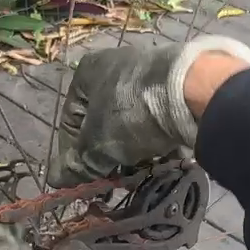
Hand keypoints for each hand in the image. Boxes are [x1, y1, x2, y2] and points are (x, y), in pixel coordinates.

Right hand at [48, 36, 249, 186]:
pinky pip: (158, 121)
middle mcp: (116, 68)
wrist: (192, 90)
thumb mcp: (96, 144)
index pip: (70, 119)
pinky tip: (162, 162)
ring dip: (132, 153)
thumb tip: (57, 181)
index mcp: (88, 72)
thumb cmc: (131, 112)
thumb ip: (76, 164)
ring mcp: (148, 76)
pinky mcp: (176, 87)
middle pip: (103, 123)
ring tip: (139, 175)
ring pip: (132, 124)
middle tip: (111, 182)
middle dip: (107, 156)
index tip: (81, 179)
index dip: (71, 153)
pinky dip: (156, 143)